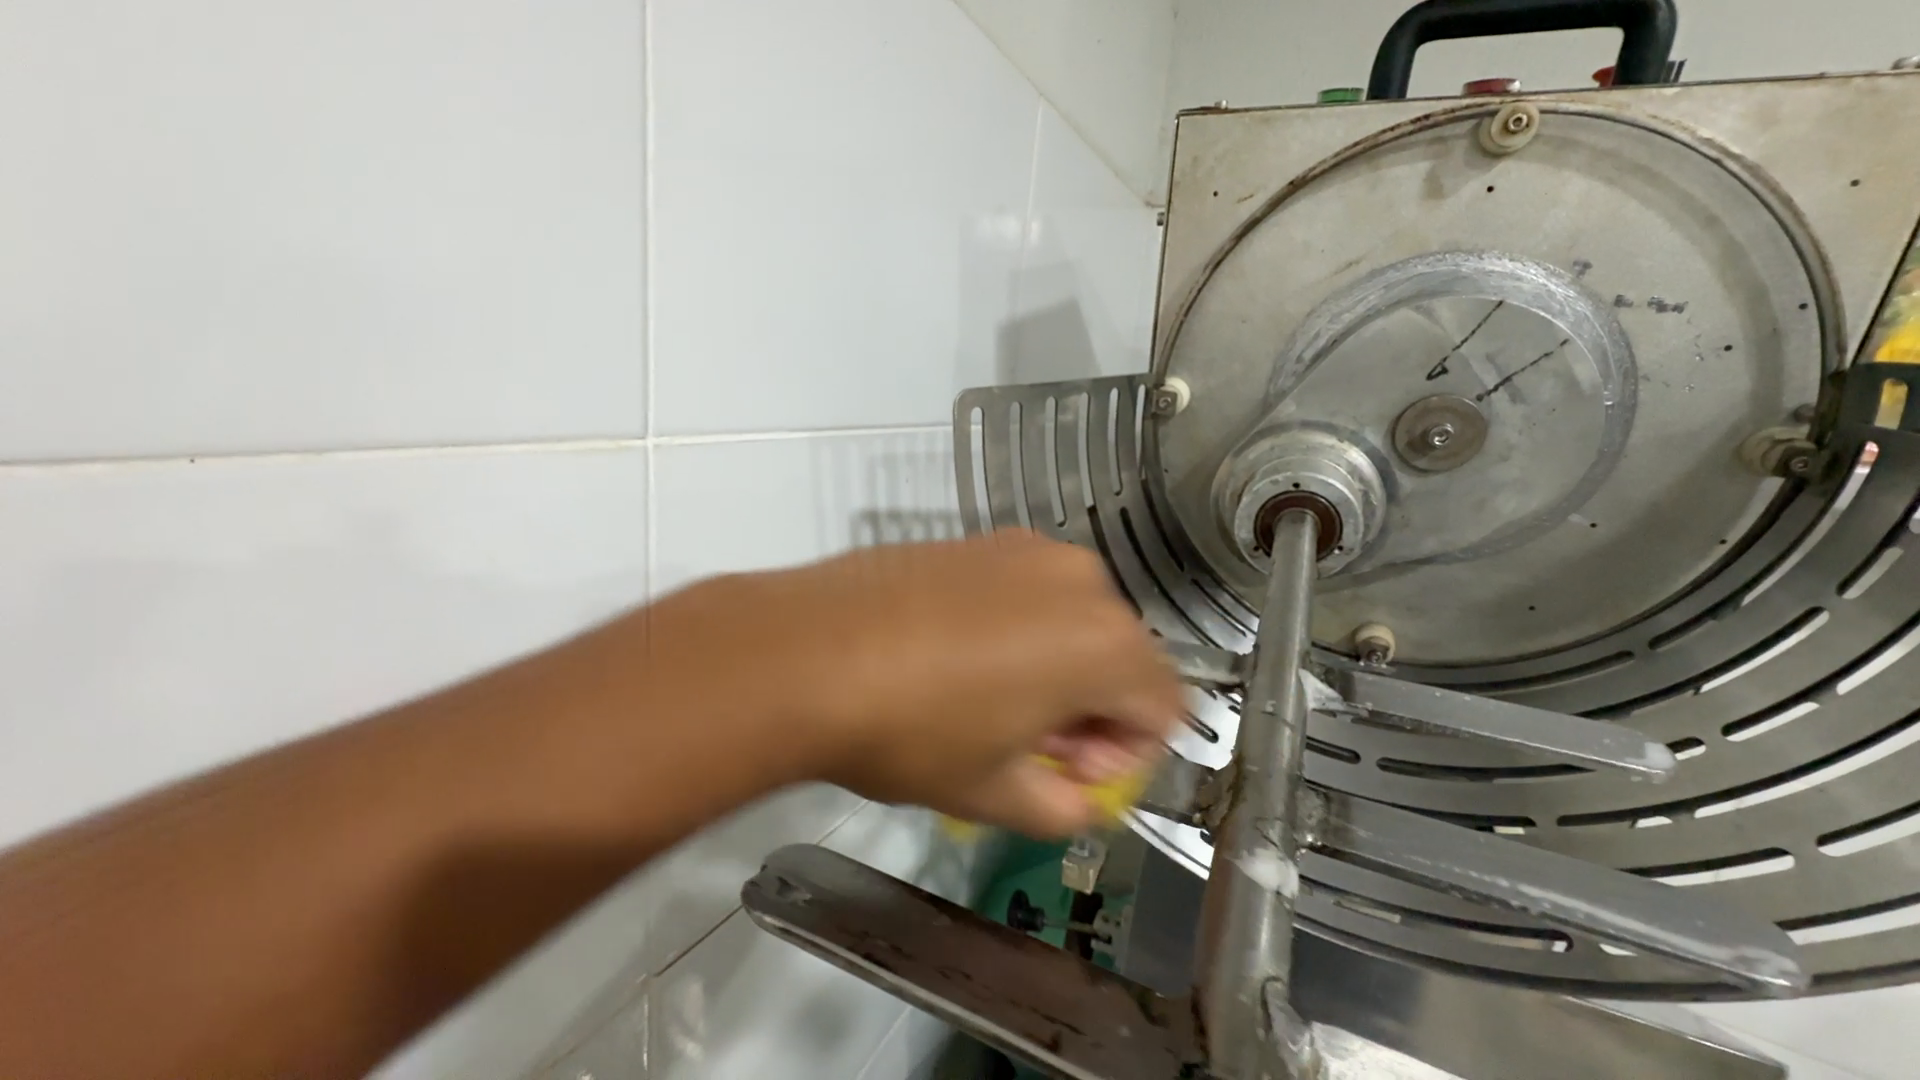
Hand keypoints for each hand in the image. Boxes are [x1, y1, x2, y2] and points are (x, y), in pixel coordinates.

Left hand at [671, 532, 1186, 836]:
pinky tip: (956, 662)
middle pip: (1121, 660)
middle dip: (1090, 712)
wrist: (802, 652)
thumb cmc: (909, 730)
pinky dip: (1018, 632)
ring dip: (1054, 671)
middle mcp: (1081, 580)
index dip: (1125, 757)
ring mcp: (1025, 549)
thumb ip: (1066, 810)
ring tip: (986, 705)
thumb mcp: (995, 795)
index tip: (1067, 775)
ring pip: (1074, 624)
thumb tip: (1080, 798)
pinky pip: (1028, 594)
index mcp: (1105, 644)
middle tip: (1026, 747)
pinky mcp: (978, 539)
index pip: (1163, 710)